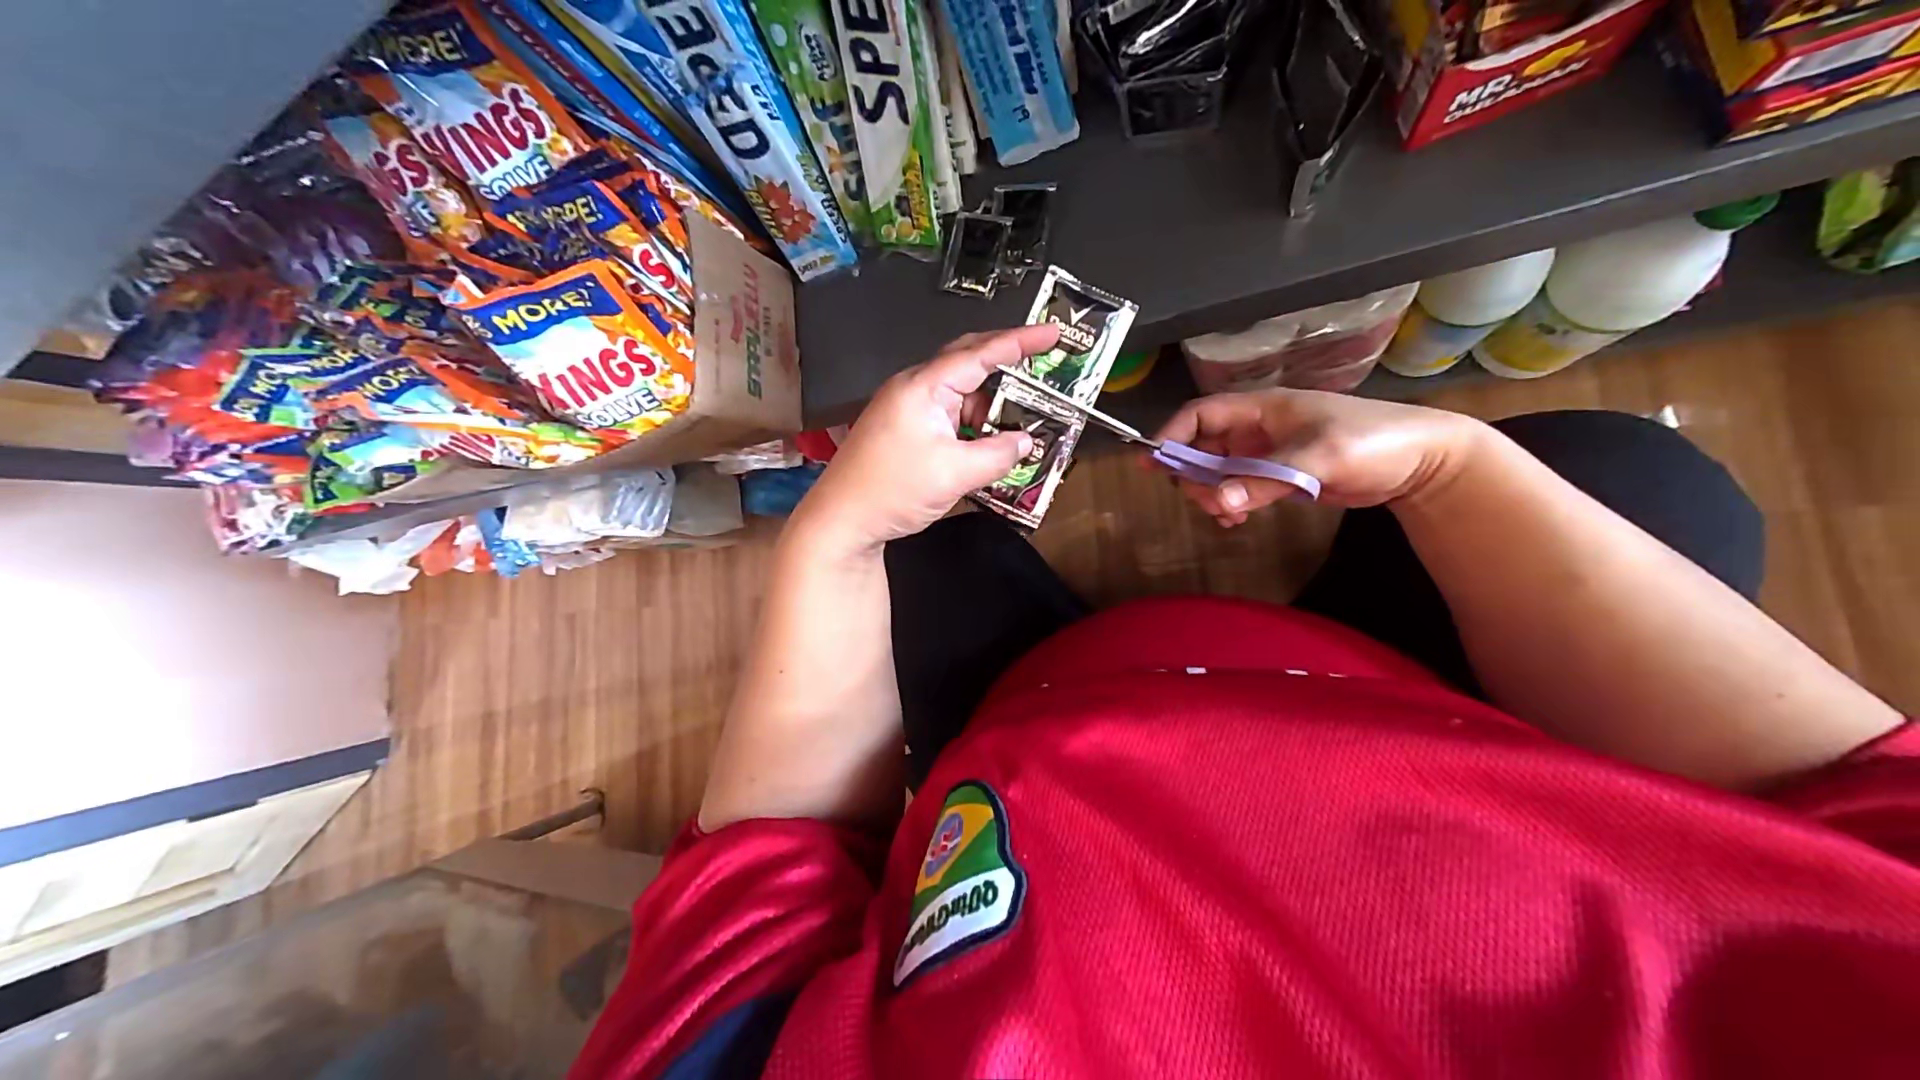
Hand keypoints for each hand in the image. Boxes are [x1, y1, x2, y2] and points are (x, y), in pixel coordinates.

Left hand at [790, 324, 1062, 551]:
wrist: (842, 521)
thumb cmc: (891, 491)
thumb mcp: (955, 474)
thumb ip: (998, 454)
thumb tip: (1025, 442)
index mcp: (923, 387)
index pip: (979, 353)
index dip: (1020, 341)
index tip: (1052, 332)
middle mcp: (913, 389)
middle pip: (967, 364)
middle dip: (1006, 366)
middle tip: (1042, 366)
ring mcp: (907, 408)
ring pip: (959, 395)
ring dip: (988, 408)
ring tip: (1018, 426)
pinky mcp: (905, 429)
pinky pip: (947, 416)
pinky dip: (971, 427)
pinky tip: (988, 445)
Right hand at [1152, 389, 1486, 526]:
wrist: (1422, 461)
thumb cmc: (1372, 442)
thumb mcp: (1319, 458)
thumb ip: (1267, 480)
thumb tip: (1219, 500)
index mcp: (1261, 409)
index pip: (1201, 415)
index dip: (1173, 435)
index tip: (1153, 462)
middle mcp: (1257, 429)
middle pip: (1202, 447)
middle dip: (1193, 475)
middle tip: (1206, 502)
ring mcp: (1267, 453)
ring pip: (1218, 471)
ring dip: (1211, 493)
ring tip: (1226, 516)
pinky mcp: (1278, 475)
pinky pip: (1239, 488)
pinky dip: (1230, 503)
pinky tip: (1236, 519)